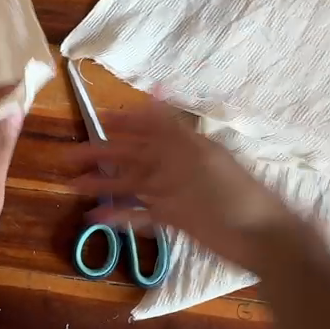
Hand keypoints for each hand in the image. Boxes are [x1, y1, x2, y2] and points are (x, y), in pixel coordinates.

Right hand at [72, 98, 313, 274]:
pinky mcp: (170, 218)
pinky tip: (96, 216)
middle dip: (101, 155)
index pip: (146, 128)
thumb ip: (172, 128)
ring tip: (71, 185)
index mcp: (181, 146)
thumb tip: (155, 91)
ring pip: (129, 184)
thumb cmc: (233, 193)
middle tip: (68, 156)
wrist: (261, 237)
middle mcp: (172, 166)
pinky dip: (118, 214)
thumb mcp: (201, 155)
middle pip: (131, 157)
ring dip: (102, 184)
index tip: (97, 119)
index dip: (123, 122)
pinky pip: (138, 213)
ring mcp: (170, 193)